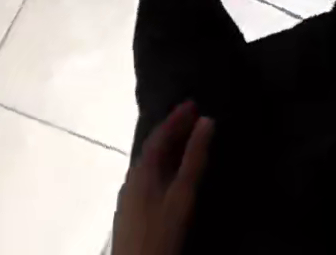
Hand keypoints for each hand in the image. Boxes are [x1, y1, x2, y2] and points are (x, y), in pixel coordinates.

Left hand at [112, 101, 213, 254]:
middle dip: (173, 130)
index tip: (194, 102)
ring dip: (168, 148)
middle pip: (152, 148)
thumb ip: (195, 157)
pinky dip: (163, 165)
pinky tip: (173, 173)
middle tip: (195, 116)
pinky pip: (148, 177)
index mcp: (141, 171)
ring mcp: (128, 198)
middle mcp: (131, 179)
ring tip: (188, 140)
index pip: (158, 135)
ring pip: (149, 163)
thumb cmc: (161, 232)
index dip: (176, 117)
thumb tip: (207, 119)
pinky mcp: (131, 214)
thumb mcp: (183, 193)